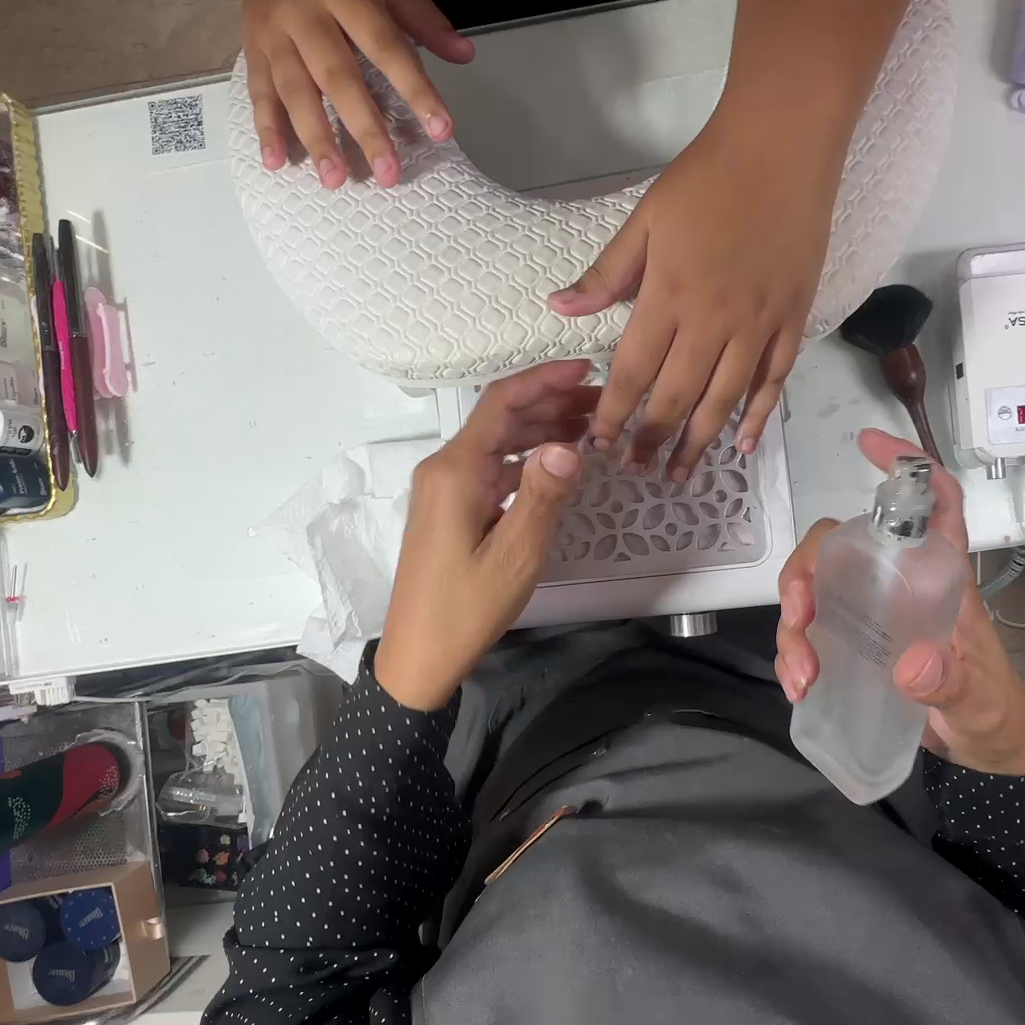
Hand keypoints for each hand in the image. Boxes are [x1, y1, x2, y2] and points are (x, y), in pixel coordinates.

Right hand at [242, 0, 474, 186]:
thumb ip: (421, 18)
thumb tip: (464, 54)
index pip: (387, 47)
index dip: (415, 89)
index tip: (440, 130)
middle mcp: (306, 12)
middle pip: (339, 77)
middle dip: (365, 129)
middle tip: (387, 174)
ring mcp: (274, 31)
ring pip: (296, 89)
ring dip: (315, 138)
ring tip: (334, 180)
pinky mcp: (251, 46)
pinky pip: (258, 90)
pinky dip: (266, 128)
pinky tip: (276, 162)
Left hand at [374, 361, 596, 709]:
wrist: (419, 656)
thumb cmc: (466, 609)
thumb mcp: (514, 556)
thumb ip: (542, 496)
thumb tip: (568, 444)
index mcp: (456, 470)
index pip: (502, 402)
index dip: (545, 379)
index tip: (588, 369)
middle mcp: (447, 468)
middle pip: (501, 417)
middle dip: (552, 402)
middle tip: (605, 402)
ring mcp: (447, 488)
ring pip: (499, 442)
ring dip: (542, 429)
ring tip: (592, 426)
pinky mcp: (453, 508)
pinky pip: (494, 467)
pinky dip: (527, 459)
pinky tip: (559, 462)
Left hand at [547, 109, 837, 478]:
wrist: (781, 147)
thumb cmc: (705, 180)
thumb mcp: (644, 221)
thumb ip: (605, 274)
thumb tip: (558, 308)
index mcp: (668, 298)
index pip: (632, 374)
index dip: (614, 416)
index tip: (600, 445)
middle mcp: (712, 324)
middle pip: (675, 398)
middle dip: (651, 440)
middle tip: (637, 470)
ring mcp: (757, 327)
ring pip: (723, 401)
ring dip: (699, 443)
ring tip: (681, 475)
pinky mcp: (791, 322)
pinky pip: (773, 381)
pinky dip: (758, 416)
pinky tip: (743, 445)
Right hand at [774, 429, 1024, 775]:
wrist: (984, 752)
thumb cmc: (993, 713)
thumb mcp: (979, 701)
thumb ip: (952, 684)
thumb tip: (911, 665)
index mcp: (938, 579)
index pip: (930, 506)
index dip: (905, 467)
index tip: (868, 445)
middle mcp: (896, 585)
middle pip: (838, 544)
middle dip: (805, 569)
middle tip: (798, 615)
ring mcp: (868, 614)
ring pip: (812, 588)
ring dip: (793, 623)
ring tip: (802, 673)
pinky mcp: (850, 644)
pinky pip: (807, 631)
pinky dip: (793, 654)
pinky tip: (799, 686)